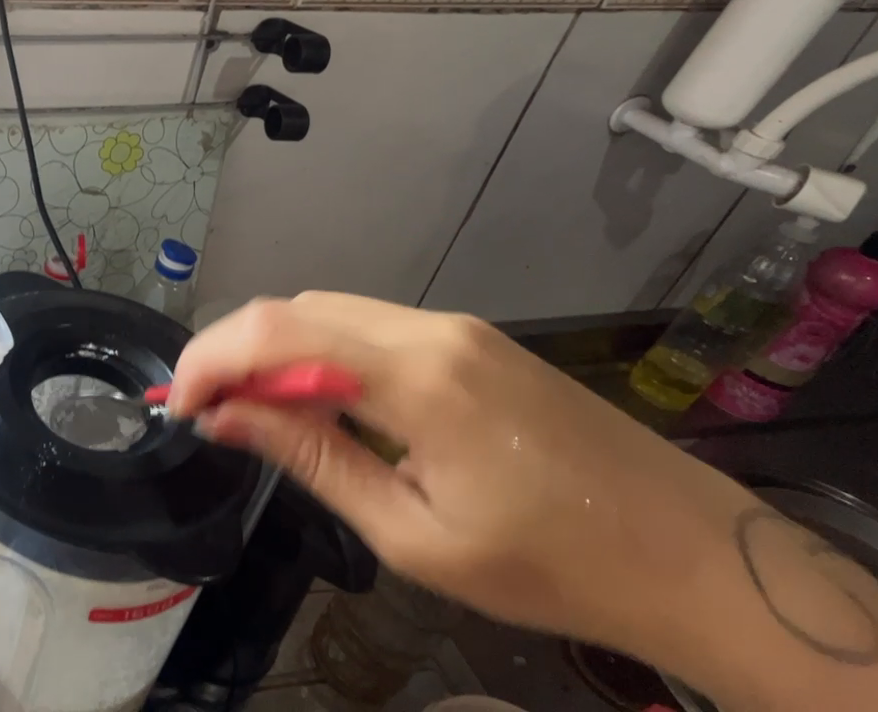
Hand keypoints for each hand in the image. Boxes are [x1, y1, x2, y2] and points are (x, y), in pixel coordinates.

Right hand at [166, 293, 756, 649]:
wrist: (701, 559)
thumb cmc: (552, 568)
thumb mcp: (413, 531)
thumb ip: (310, 457)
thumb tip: (223, 417)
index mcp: (419, 376)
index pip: (276, 333)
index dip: (208, 359)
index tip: (177, 406)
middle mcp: (431, 328)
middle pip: (293, 308)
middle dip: (231, 351)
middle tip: (208, 413)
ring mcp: (454, 326)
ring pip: (325, 310)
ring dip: (271, 351)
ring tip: (252, 411)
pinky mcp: (468, 338)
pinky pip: (365, 326)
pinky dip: (316, 352)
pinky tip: (314, 399)